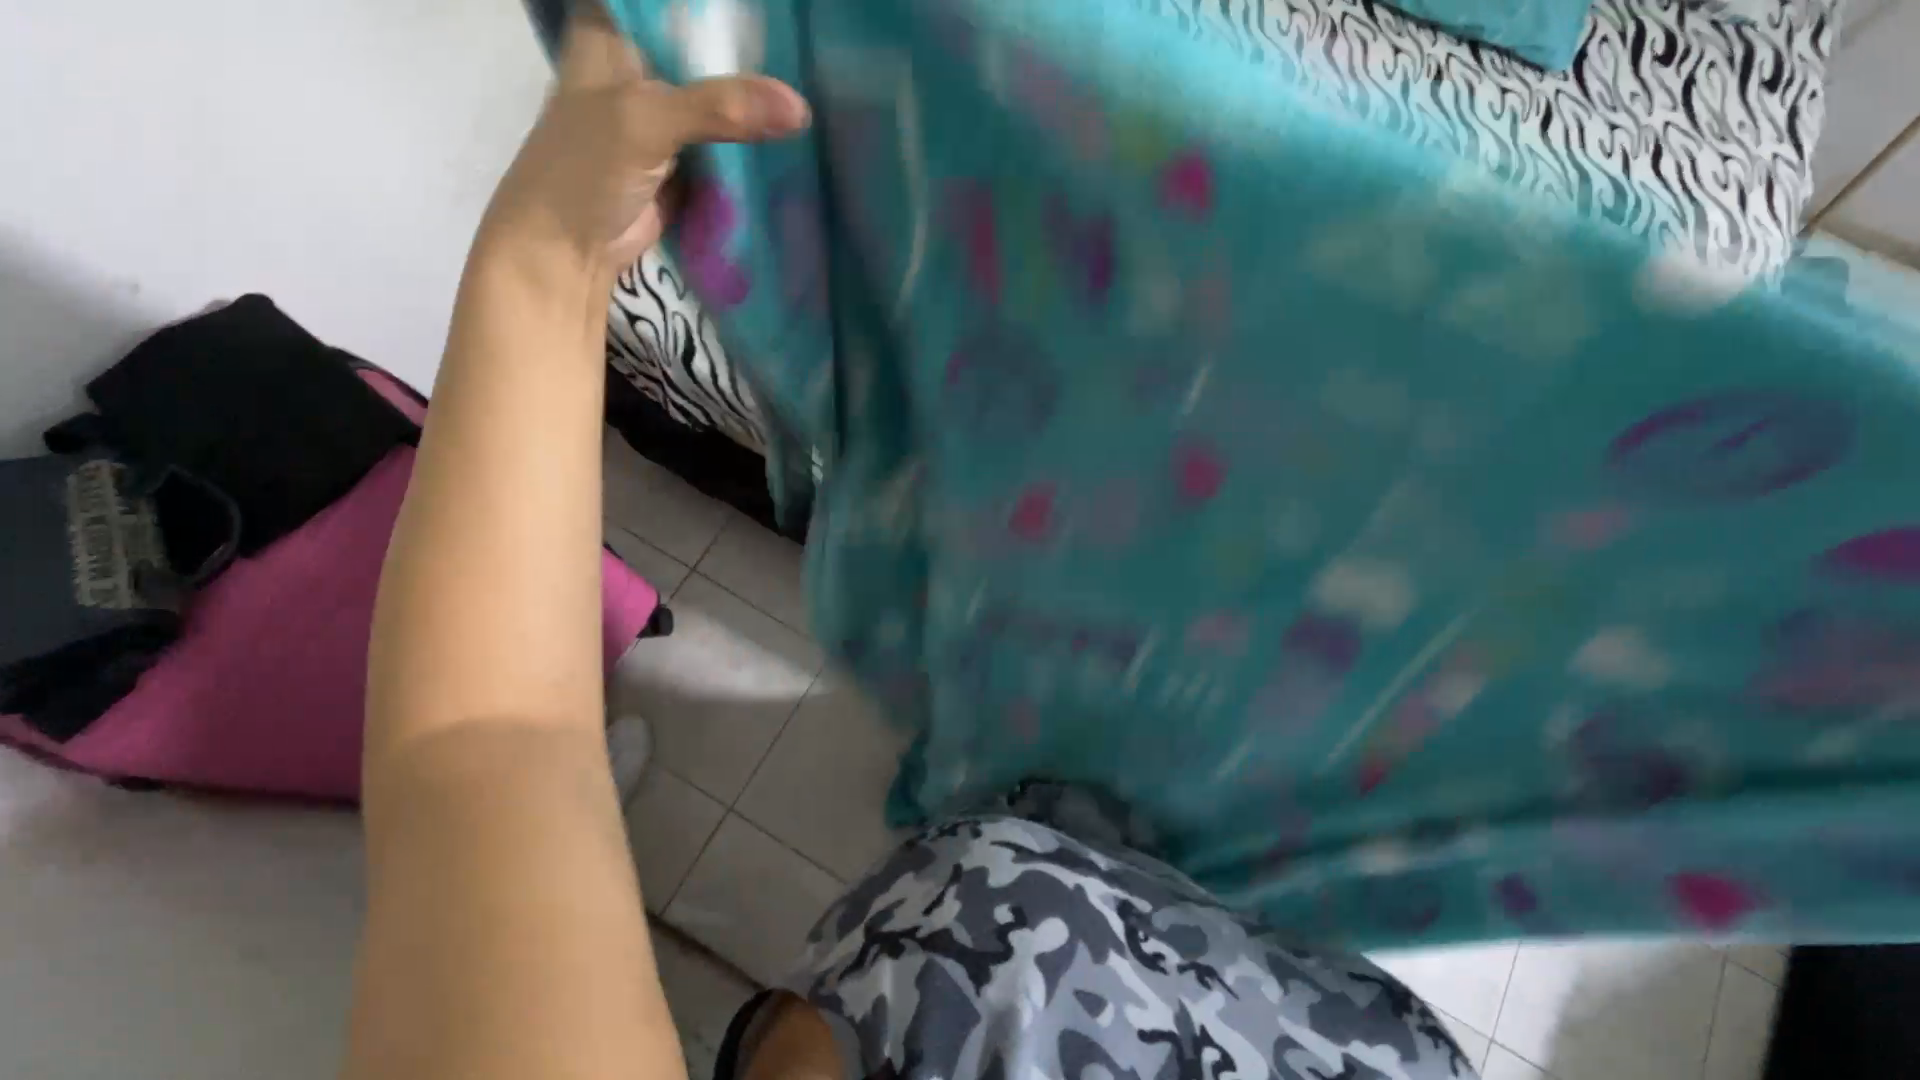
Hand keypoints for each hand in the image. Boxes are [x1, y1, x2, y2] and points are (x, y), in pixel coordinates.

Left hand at [477, 5, 808, 288]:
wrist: (569, 251)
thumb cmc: (585, 170)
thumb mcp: (647, 120)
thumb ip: (721, 107)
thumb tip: (801, 108)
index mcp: (613, 32)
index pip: (671, 7)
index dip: (720, 11)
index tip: (776, 12)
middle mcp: (639, 64)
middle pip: (706, 47)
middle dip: (750, 53)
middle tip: (805, 42)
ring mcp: (664, 116)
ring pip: (721, 94)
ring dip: (757, 98)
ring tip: (812, 82)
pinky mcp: (684, 159)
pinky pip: (728, 140)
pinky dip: (754, 141)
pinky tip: (793, 129)